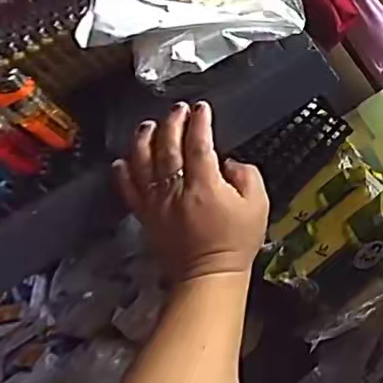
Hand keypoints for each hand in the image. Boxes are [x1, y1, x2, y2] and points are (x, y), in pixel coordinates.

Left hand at [115, 100, 268, 284]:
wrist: (209, 273)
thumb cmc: (238, 239)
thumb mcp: (259, 203)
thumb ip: (247, 176)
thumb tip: (230, 163)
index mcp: (205, 185)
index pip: (199, 144)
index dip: (199, 123)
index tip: (201, 108)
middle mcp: (176, 190)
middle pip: (168, 149)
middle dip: (172, 124)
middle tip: (177, 109)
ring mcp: (156, 203)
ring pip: (143, 165)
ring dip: (144, 141)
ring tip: (147, 126)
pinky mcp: (146, 216)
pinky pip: (129, 190)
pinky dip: (124, 173)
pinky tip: (123, 160)